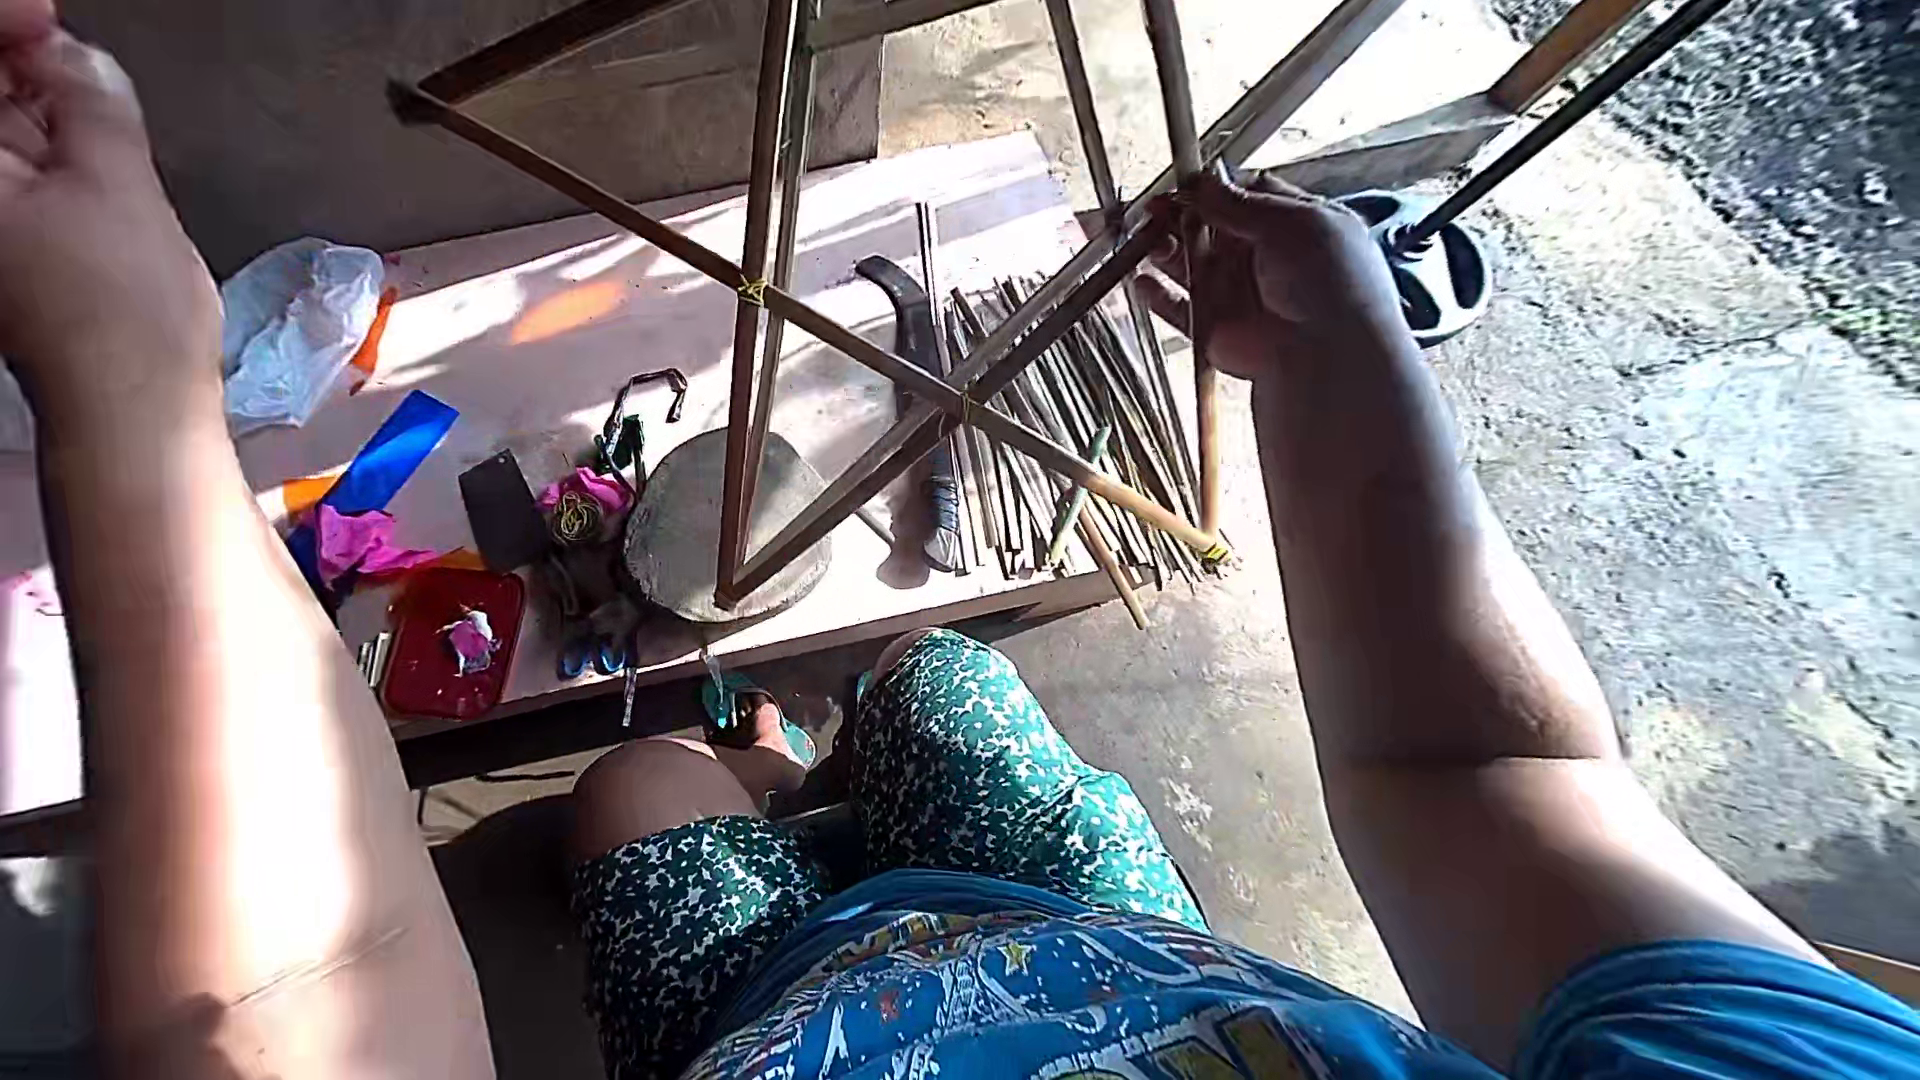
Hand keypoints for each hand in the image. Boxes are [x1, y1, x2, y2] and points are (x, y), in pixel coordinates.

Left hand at [0, 20, 219, 421]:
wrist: (134, 392)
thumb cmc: (126, 304)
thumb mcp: (123, 201)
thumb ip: (98, 119)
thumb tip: (81, 58)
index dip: (1, 26)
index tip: (53, 17)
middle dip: (14, 58)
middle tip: (74, 50)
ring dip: (36, 103)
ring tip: (93, 98)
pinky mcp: (10, 234)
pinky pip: (18, 168)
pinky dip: (49, 146)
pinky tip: (89, 146)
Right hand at [1136, 172, 1411, 379]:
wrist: (1320, 352)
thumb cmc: (1327, 283)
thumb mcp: (1291, 223)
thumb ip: (1240, 204)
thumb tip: (1202, 183)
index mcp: (1286, 225)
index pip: (1239, 198)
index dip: (1208, 192)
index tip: (1181, 188)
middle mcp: (1256, 258)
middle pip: (1206, 230)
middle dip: (1177, 220)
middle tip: (1153, 215)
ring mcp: (1232, 293)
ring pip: (1187, 266)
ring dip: (1164, 253)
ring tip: (1147, 245)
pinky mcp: (1210, 326)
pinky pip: (1176, 307)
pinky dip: (1157, 296)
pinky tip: (1144, 283)